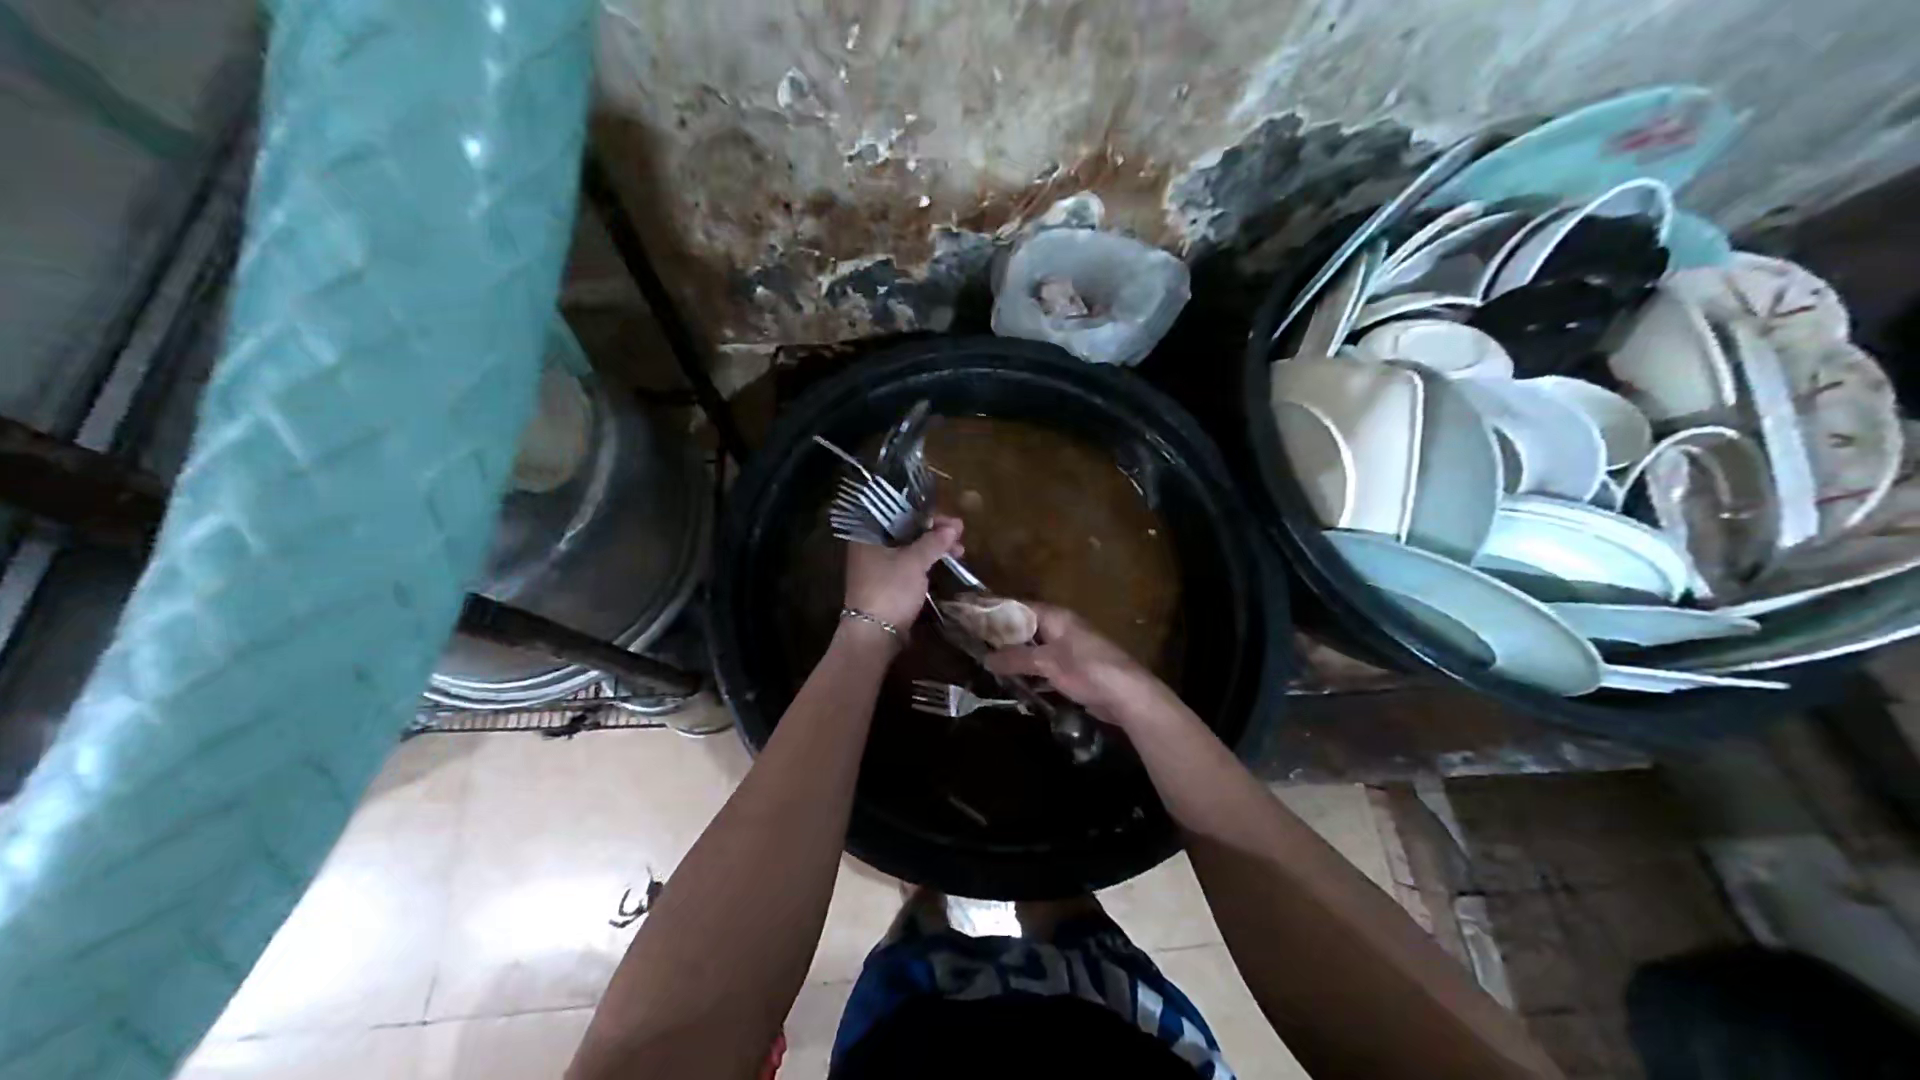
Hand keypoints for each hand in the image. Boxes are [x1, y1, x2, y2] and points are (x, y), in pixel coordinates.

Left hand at [843, 516, 963, 630]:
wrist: (874, 633)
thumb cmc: (891, 589)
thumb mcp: (914, 562)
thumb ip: (934, 542)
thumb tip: (954, 527)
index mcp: (869, 535)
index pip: (901, 513)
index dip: (928, 514)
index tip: (952, 521)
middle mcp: (870, 546)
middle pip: (906, 530)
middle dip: (934, 532)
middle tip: (959, 535)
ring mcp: (877, 566)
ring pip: (909, 548)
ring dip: (933, 547)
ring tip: (959, 551)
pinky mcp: (886, 582)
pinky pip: (908, 564)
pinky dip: (925, 562)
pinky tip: (944, 562)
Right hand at [982, 602, 1177, 727]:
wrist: (1127, 695)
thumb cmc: (1088, 669)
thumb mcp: (1048, 662)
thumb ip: (1017, 658)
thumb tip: (987, 658)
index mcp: (1055, 617)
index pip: (1017, 606)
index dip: (992, 606)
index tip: (967, 607)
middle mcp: (1060, 627)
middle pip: (1024, 625)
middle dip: (999, 630)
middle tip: (970, 634)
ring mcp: (1067, 648)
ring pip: (1032, 646)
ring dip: (1012, 652)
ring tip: (984, 657)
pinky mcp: (1072, 669)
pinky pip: (1042, 665)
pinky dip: (1027, 670)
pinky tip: (1013, 680)